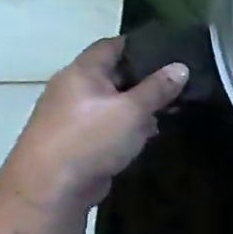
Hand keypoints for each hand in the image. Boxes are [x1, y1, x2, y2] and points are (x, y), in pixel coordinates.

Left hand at [0, 37, 187, 207]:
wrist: (50, 188)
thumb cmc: (91, 139)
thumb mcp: (133, 111)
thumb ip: (158, 89)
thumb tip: (181, 67)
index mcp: (82, 71)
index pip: (112, 45)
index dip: (140, 46)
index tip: (169, 52)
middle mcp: (73, 87)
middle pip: (112, 74)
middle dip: (143, 80)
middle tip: (175, 86)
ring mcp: (70, 115)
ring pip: (110, 102)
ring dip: (135, 107)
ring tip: (166, 112)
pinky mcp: (74, 141)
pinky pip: (104, 125)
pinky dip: (124, 127)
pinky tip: (144, 136)